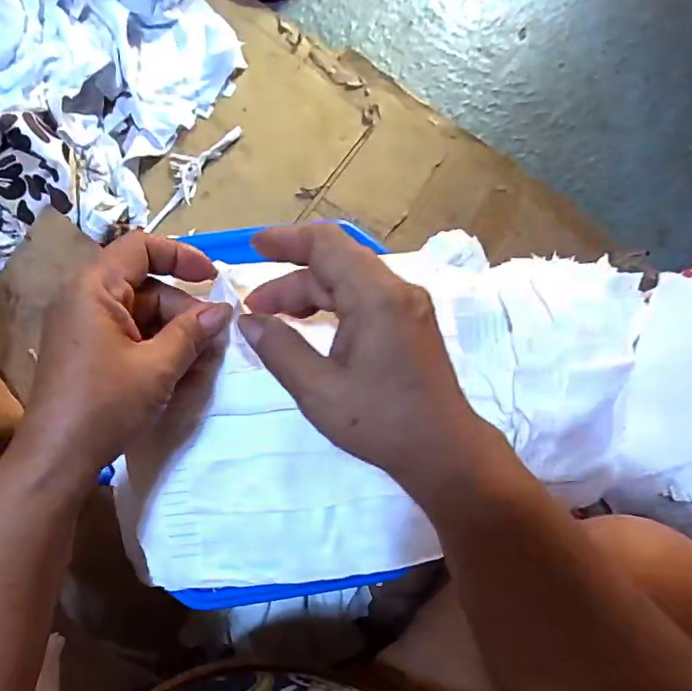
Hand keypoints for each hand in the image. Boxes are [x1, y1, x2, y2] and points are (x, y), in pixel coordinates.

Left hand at [23, 231, 231, 471]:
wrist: (56, 456)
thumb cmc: (104, 405)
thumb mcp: (156, 368)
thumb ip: (191, 333)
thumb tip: (222, 311)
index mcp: (93, 287)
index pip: (140, 247)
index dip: (181, 255)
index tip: (212, 279)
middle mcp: (82, 298)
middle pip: (143, 285)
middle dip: (182, 310)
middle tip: (213, 341)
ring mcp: (81, 327)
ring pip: (138, 315)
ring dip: (171, 334)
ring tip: (200, 363)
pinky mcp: (84, 352)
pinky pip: (125, 337)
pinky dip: (152, 349)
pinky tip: (176, 373)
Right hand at [238, 223, 495, 493]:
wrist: (443, 450)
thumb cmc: (380, 421)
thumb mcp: (317, 389)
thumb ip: (279, 349)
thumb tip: (248, 322)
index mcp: (376, 298)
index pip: (326, 245)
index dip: (286, 240)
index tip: (253, 245)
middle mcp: (397, 291)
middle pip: (335, 264)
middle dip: (289, 281)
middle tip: (253, 311)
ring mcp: (408, 306)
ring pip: (349, 282)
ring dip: (309, 295)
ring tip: (273, 319)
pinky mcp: (410, 324)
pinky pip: (364, 299)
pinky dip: (331, 306)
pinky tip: (309, 326)